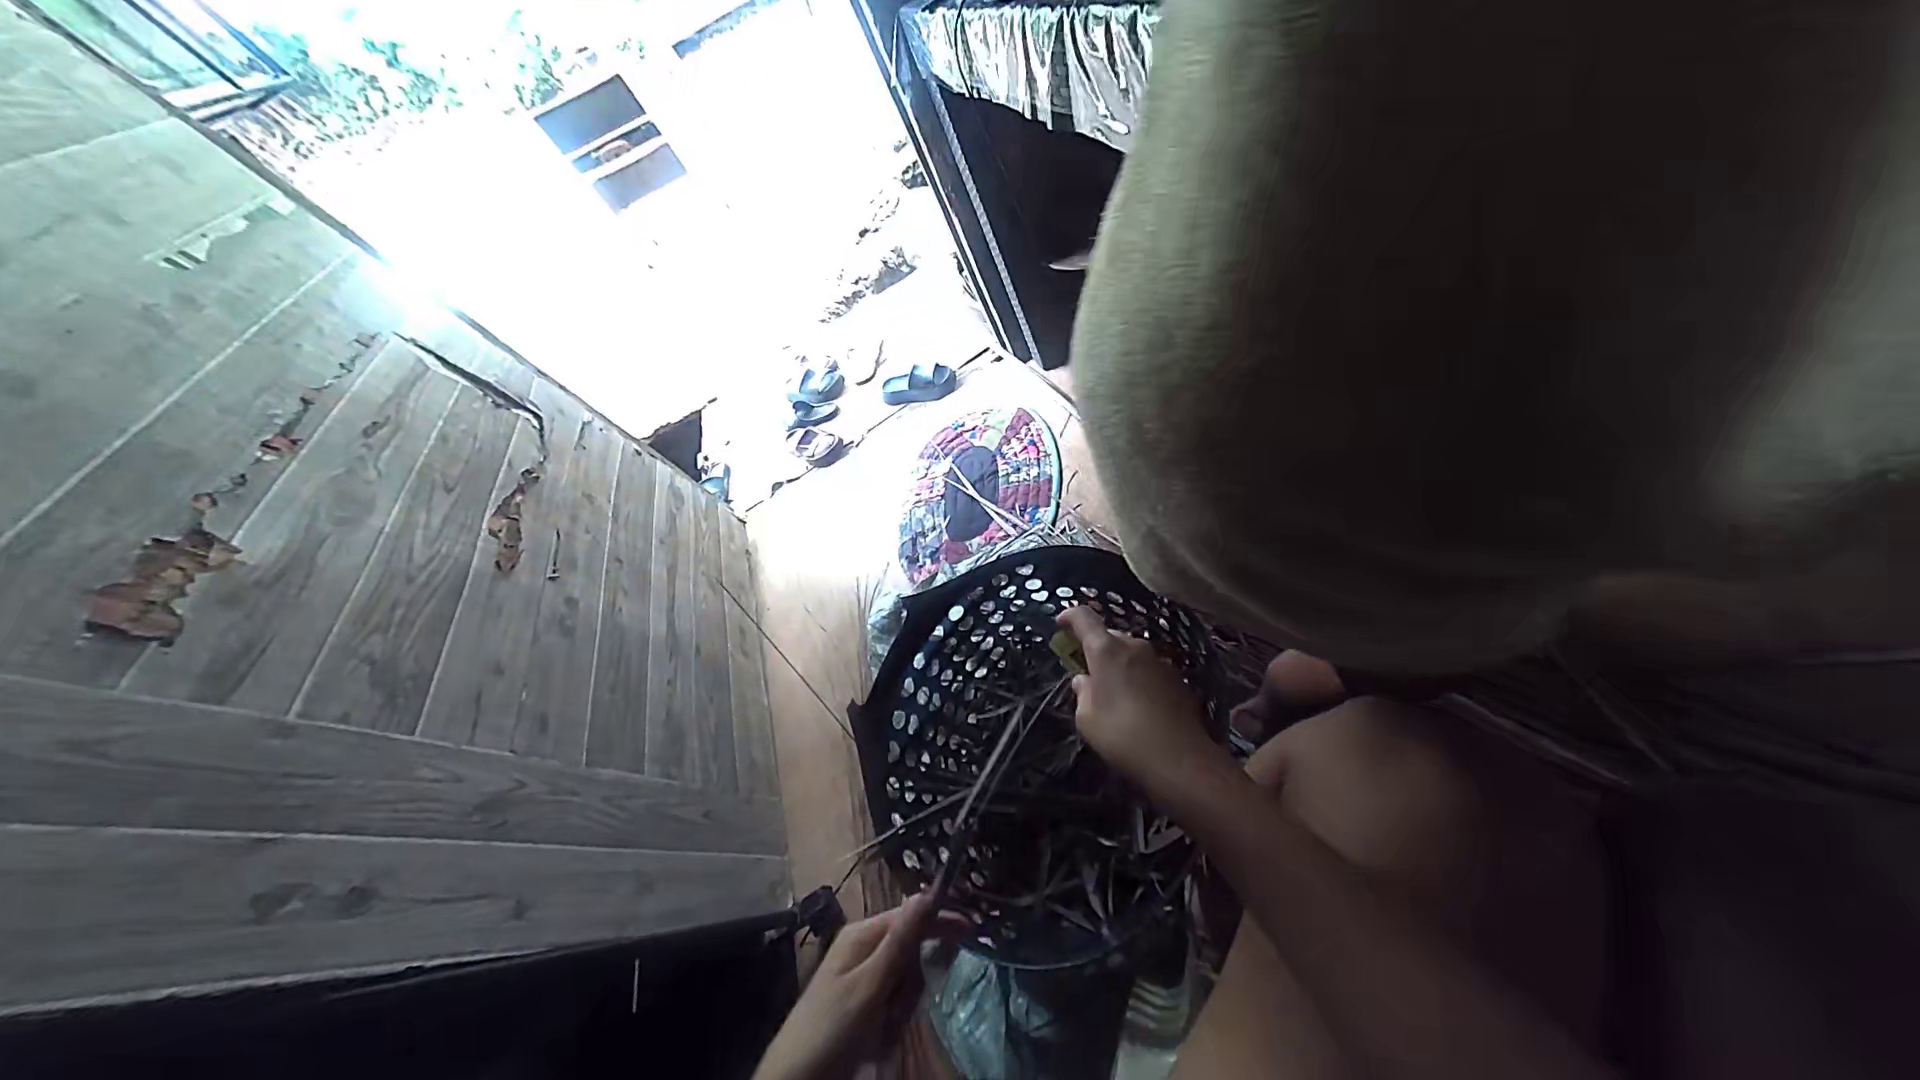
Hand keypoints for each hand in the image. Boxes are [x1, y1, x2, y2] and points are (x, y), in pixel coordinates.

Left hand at [753, 892, 957, 1079]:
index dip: (939, 921)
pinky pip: (894, 1005)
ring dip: (900, 1009)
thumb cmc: (831, 1029)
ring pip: (906, 983)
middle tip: (895, 1009)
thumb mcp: (870, 985)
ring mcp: (863, 979)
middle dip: (911, 983)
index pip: (911, 916)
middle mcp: (864, 950)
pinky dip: (890, 1025)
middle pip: (911, 952)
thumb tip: (926, 893)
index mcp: (863, 935)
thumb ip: (901, 941)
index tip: (970, 929)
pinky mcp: (863, 1006)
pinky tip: (874, 1043)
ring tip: (879, 1031)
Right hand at [1056, 606, 1226, 791]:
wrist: (1182, 760)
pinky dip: (1139, 678)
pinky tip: (1139, 705)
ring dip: (1120, 665)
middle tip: (1088, 672)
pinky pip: (1149, 670)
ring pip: (1131, 653)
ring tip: (1115, 693)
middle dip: (1096, 649)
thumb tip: (1085, 681)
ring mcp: (1160, 661)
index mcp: (1106, 650)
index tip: (1061, 623)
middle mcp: (1134, 646)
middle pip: (1109, 636)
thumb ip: (1082, 693)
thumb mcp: (1087, 719)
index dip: (1070, 616)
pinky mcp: (1178, 679)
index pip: (1084, 617)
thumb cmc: (1123, 736)